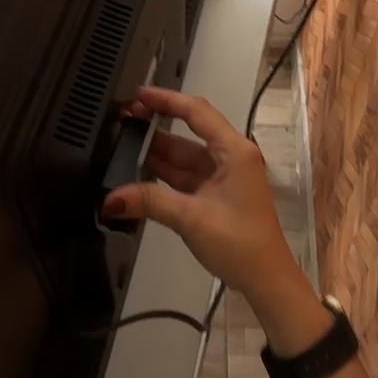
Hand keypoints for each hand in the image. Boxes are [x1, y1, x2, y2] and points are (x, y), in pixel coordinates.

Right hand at [101, 86, 329, 355]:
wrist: (267, 282)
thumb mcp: (192, 219)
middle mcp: (231, 156)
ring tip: (124, 141)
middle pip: (189, 131)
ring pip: (185, 155)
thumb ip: (149, 202)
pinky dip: (164, 173)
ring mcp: (224, 175)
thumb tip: (109, 200)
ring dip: (157, 150)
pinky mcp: (217, 194)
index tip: (139, 95)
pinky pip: (187, 175)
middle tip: (124, 119)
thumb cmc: (239, 243)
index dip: (167, 100)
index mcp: (234, 150)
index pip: (197, 111)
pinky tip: (140, 170)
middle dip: (157, 124)